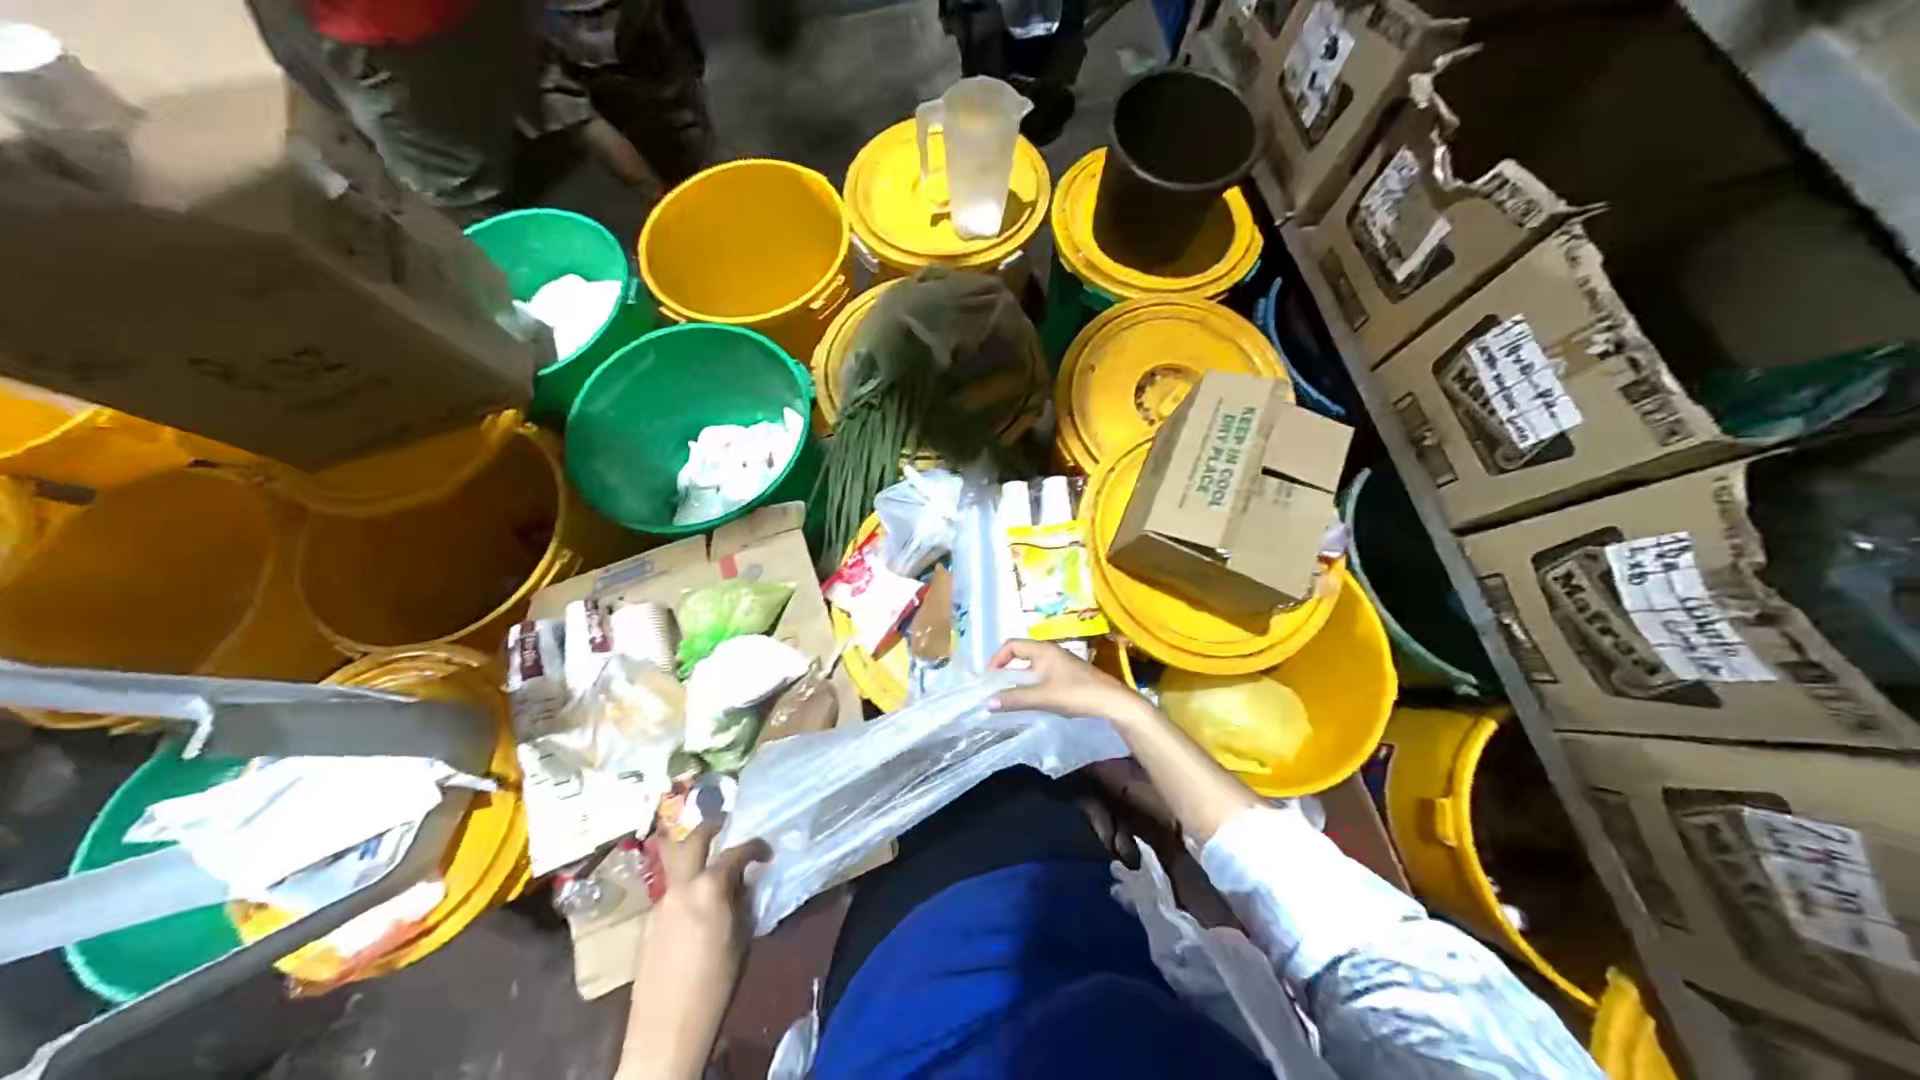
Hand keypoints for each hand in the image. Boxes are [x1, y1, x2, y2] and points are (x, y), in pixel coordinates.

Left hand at [640, 820, 768, 989]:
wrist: (664, 1033)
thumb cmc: (715, 987)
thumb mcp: (742, 940)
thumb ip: (744, 903)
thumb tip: (745, 884)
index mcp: (708, 888)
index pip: (735, 852)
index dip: (755, 846)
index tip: (767, 852)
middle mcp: (680, 887)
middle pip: (693, 840)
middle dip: (712, 828)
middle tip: (729, 827)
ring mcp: (659, 904)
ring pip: (680, 867)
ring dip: (698, 860)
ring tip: (718, 875)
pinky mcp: (648, 924)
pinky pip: (673, 892)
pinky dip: (688, 888)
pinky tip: (700, 910)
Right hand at [987, 639, 1155, 728]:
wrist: (1113, 702)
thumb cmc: (1077, 694)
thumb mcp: (1043, 697)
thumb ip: (1015, 698)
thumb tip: (986, 702)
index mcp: (1043, 650)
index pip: (1011, 645)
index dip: (997, 659)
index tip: (989, 679)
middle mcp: (1050, 652)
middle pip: (1021, 654)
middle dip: (1006, 669)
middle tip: (995, 688)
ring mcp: (1061, 664)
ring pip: (1032, 667)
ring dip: (1019, 679)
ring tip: (1010, 696)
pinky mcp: (1068, 676)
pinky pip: (1042, 676)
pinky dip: (1031, 685)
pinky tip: (1033, 701)